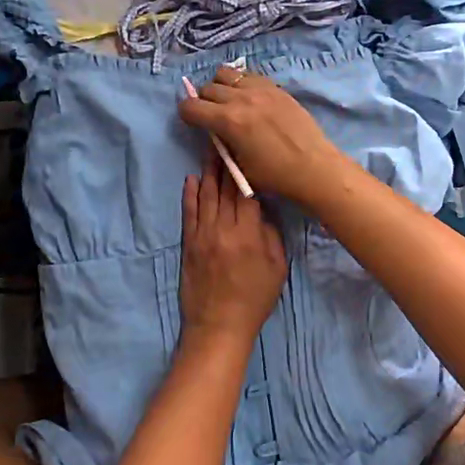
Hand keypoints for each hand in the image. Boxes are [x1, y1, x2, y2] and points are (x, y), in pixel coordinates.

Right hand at [177, 66, 351, 204]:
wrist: (314, 167)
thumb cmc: (275, 175)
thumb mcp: (238, 165)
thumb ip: (220, 143)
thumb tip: (212, 130)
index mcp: (228, 121)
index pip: (191, 106)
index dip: (185, 114)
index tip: (191, 121)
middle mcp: (241, 98)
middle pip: (206, 88)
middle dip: (202, 101)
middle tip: (210, 115)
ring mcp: (260, 89)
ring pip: (225, 74)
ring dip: (219, 86)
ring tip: (227, 101)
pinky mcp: (275, 87)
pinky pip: (247, 75)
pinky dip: (240, 83)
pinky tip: (247, 98)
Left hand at [180, 157, 286, 346]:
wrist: (218, 325)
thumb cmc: (254, 299)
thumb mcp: (277, 267)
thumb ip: (271, 234)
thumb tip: (263, 208)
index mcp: (249, 234)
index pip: (247, 192)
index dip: (246, 169)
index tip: (246, 149)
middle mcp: (223, 229)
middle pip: (224, 188)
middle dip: (225, 163)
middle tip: (225, 140)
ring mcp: (202, 234)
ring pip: (205, 195)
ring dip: (208, 172)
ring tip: (210, 151)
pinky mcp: (188, 242)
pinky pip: (188, 212)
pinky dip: (189, 194)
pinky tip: (190, 179)